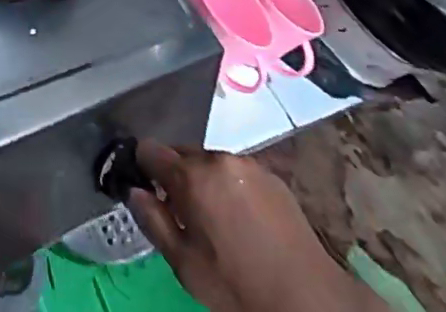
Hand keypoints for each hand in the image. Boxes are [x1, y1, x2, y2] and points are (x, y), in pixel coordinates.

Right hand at [127, 143, 377, 311]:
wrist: (311, 302)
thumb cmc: (238, 285)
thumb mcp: (184, 264)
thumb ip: (152, 220)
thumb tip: (134, 191)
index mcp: (193, 176)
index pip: (150, 149)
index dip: (143, 169)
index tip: (148, 192)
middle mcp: (219, 159)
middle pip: (180, 153)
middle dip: (175, 177)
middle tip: (184, 215)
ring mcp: (249, 165)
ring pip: (209, 163)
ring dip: (203, 181)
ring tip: (216, 220)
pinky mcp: (273, 177)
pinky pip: (235, 172)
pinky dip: (229, 187)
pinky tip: (242, 220)